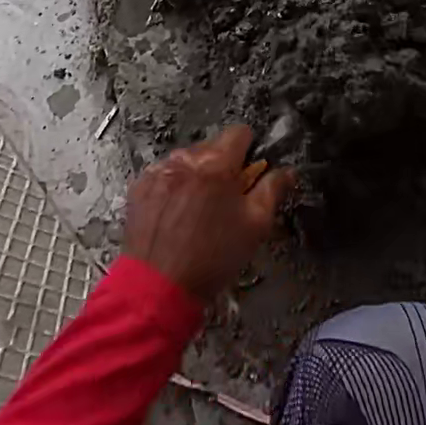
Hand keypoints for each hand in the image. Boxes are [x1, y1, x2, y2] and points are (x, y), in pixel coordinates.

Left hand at [121, 125, 295, 303]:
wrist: (155, 292)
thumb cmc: (212, 257)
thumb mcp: (255, 225)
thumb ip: (273, 189)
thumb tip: (287, 171)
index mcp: (217, 164)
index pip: (240, 132)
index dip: (249, 150)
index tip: (248, 174)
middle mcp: (185, 160)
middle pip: (213, 145)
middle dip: (222, 164)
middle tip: (224, 197)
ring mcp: (159, 173)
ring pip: (188, 159)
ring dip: (197, 173)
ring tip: (197, 206)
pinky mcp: (139, 188)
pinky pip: (165, 173)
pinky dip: (174, 184)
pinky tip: (174, 211)